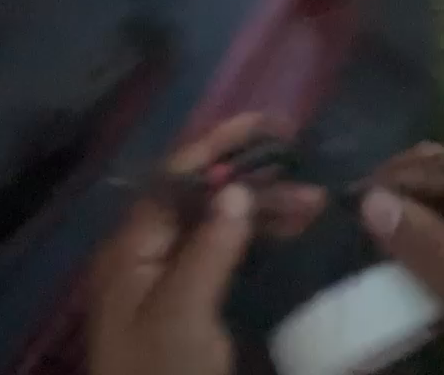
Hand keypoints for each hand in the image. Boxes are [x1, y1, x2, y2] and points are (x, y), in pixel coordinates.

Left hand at [90, 114, 326, 374]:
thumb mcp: (183, 317)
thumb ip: (208, 249)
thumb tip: (234, 188)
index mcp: (132, 246)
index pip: (176, 176)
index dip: (219, 146)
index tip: (266, 126)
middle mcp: (147, 252)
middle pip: (199, 196)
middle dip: (249, 177)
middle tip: (301, 162)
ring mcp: (168, 279)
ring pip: (216, 223)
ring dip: (260, 207)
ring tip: (311, 200)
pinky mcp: (190, 305)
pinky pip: (223, 254)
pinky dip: (255, 238)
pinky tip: (288, 229)